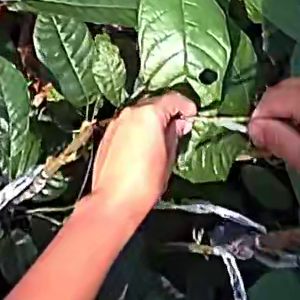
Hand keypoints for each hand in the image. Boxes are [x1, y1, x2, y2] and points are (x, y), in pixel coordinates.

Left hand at [86, 93, 196, 222]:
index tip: (192, 112)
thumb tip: (179, 124)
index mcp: (148, 115)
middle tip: (181, 124)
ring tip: (164, 134)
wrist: (114, 200)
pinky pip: (127, 124)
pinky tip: (146, 142)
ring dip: (152, 119)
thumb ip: (174, 135)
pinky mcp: (108, 134)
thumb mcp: (168, 157)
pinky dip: (139, 128)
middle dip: (168, 111)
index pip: (171, 100)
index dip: (184, 105)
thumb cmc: (145, 182)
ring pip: (139, 114)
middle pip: (153, 103)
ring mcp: (116, 122)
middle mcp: (130, 113)